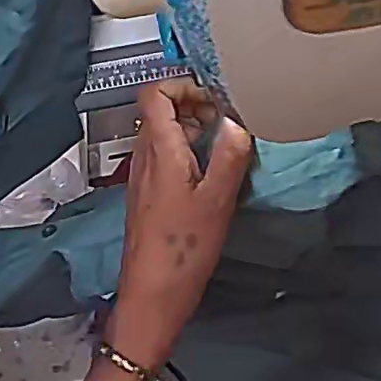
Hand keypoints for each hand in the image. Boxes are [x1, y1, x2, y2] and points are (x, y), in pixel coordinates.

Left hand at [107, 79, 253, 367]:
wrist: (151, 295)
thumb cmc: (183, 248)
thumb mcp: (217, 200)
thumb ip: (229, 155)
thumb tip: (237, 120)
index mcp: (159, 150)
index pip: (154, 94)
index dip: (183, 86)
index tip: (215, 101)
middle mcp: (144, 157)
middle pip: (159, 110)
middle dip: (193, 105)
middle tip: (225, 122)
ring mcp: (143, 175)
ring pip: (162, 133)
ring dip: (191, 129)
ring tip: (222, 144)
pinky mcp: (148, 194)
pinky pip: (163, 155)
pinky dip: (185, 150)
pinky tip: (209, 172)